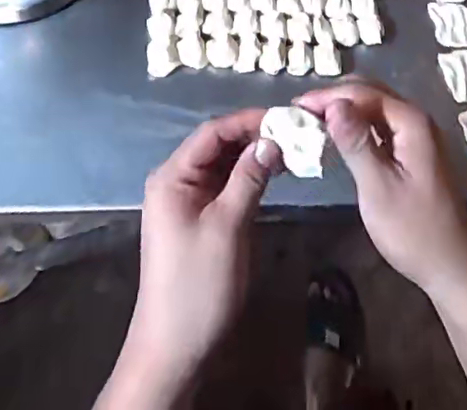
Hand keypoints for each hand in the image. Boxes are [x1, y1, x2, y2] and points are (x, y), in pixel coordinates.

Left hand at [103, 109, 281, 405]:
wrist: (175, 349)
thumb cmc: (197, 285)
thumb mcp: (227, 227)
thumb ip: (248, 178)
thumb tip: (272, 140)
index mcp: (172, 176)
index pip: (212, 132)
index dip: (247, 121)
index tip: (284, 118)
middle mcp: (177, 181)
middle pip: (218, 145)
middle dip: (254, 136)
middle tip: (294, 133)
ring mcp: (188, 200)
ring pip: (225, 164)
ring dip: (254, 156)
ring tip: (292, 149)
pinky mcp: (201, 218)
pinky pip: (227, 185)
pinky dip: (250, 177)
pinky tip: (276, 173)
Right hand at [295, 81, 466, 300]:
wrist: (453, 267)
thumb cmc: (414, 231)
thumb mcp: (378, 187)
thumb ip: (356, 143)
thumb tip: (333, 104)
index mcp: (411, 122)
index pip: (362, 93)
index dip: (327, 96)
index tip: (295, 106)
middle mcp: (416, 119)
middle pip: (370, 92)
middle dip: (334, 97)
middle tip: (300, 111)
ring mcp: (417, 135)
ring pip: (374, 107)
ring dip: (345, 108)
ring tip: (313, 120)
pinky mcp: (413, 151)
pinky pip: (380, 124)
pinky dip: (357, 124)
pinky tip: (339, 135)